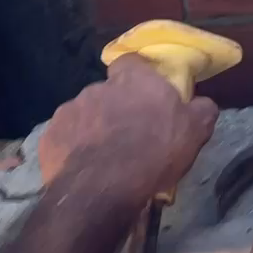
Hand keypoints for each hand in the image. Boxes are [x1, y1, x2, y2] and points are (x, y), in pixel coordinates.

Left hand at [38, 54, 218, 201]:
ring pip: (86, 114)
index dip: (137, 74)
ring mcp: (69, 111)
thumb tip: (201, 103)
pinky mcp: (49, 138)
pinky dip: (75, 148)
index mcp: (134, 80)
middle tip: (132, 131)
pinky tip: (86, 167)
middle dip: (117, 106)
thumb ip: (202, 109)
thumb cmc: (154, 152)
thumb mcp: (196, 131)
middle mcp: (98, 88)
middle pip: (109, 91)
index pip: (131, 61)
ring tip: (107, 154)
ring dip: (95, 127)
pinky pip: (66, 138)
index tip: (146, 92)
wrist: (100, 191)